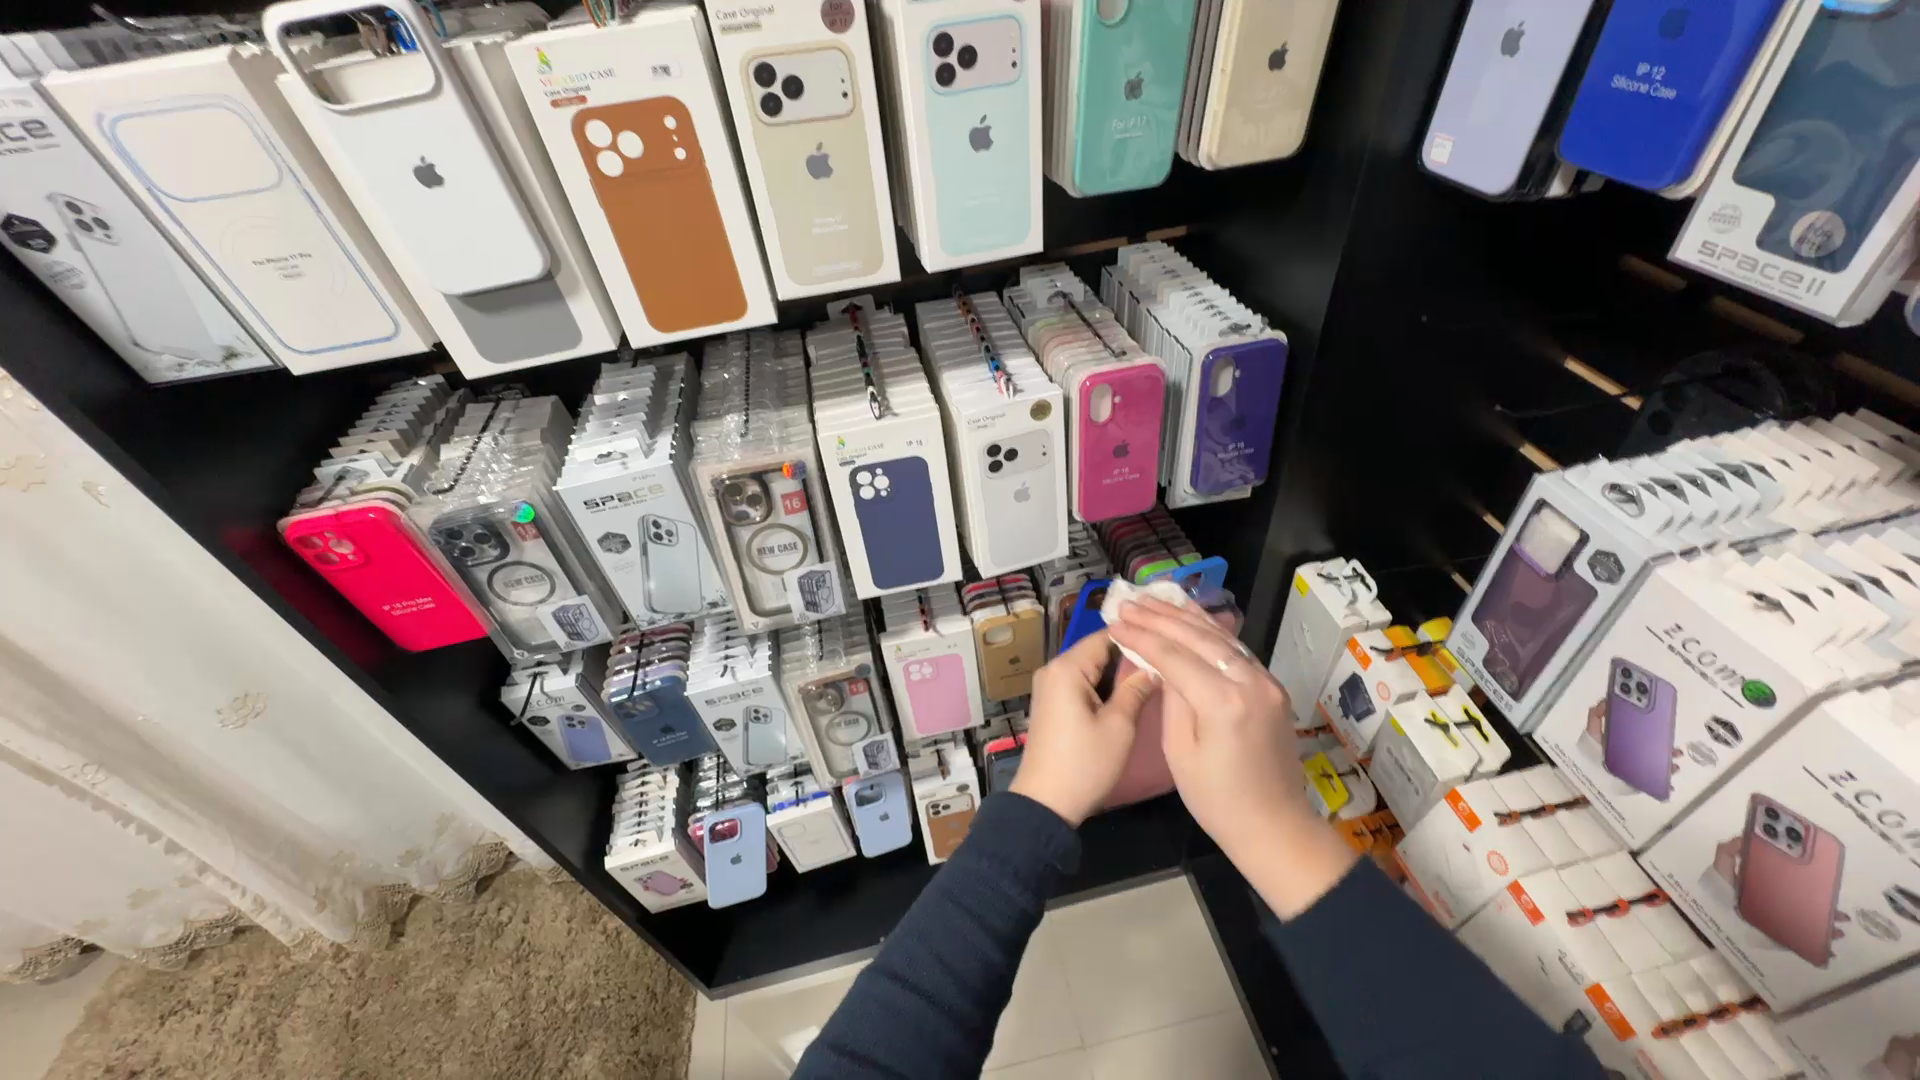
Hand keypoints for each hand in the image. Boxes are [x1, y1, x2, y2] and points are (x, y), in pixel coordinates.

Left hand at [1010, 629, 1157, 826]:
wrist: (1045, 802)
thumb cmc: (1084, 763)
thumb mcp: (1119, 726)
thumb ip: (1136, 690)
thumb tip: (1154, 667)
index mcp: (1066, 668)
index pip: (1104, 637)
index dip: (1135, 637)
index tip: (1165, 640)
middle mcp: (1053, 670)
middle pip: (1096, 651)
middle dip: (1128, 655)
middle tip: (1165, 658)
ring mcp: (1049, 687)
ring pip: (1090, 668)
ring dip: (1117, 672)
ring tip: (1154, 674)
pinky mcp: (1052, 704)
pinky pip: (1081, 684)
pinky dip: (1103, 686)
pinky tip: (1128, 693)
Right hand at [1109, 597, 1356, 917]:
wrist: (1274, 825)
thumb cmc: (1216, 799)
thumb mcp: (1179, 751)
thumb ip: (1171, 698)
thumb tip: (1161, 663)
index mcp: (1223, 701)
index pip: (1174, 655)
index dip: (1141, 636)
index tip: (1115, 622)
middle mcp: (1250, 682)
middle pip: (1198, 637)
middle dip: (1160, 617)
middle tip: (1129, 603)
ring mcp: (1267, 682)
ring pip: (1221, 637)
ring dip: (1185, 616)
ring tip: (1154, 600)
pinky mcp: (1272, 687)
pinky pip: (1236, 650)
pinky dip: (1209, 631)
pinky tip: (1190, 619)